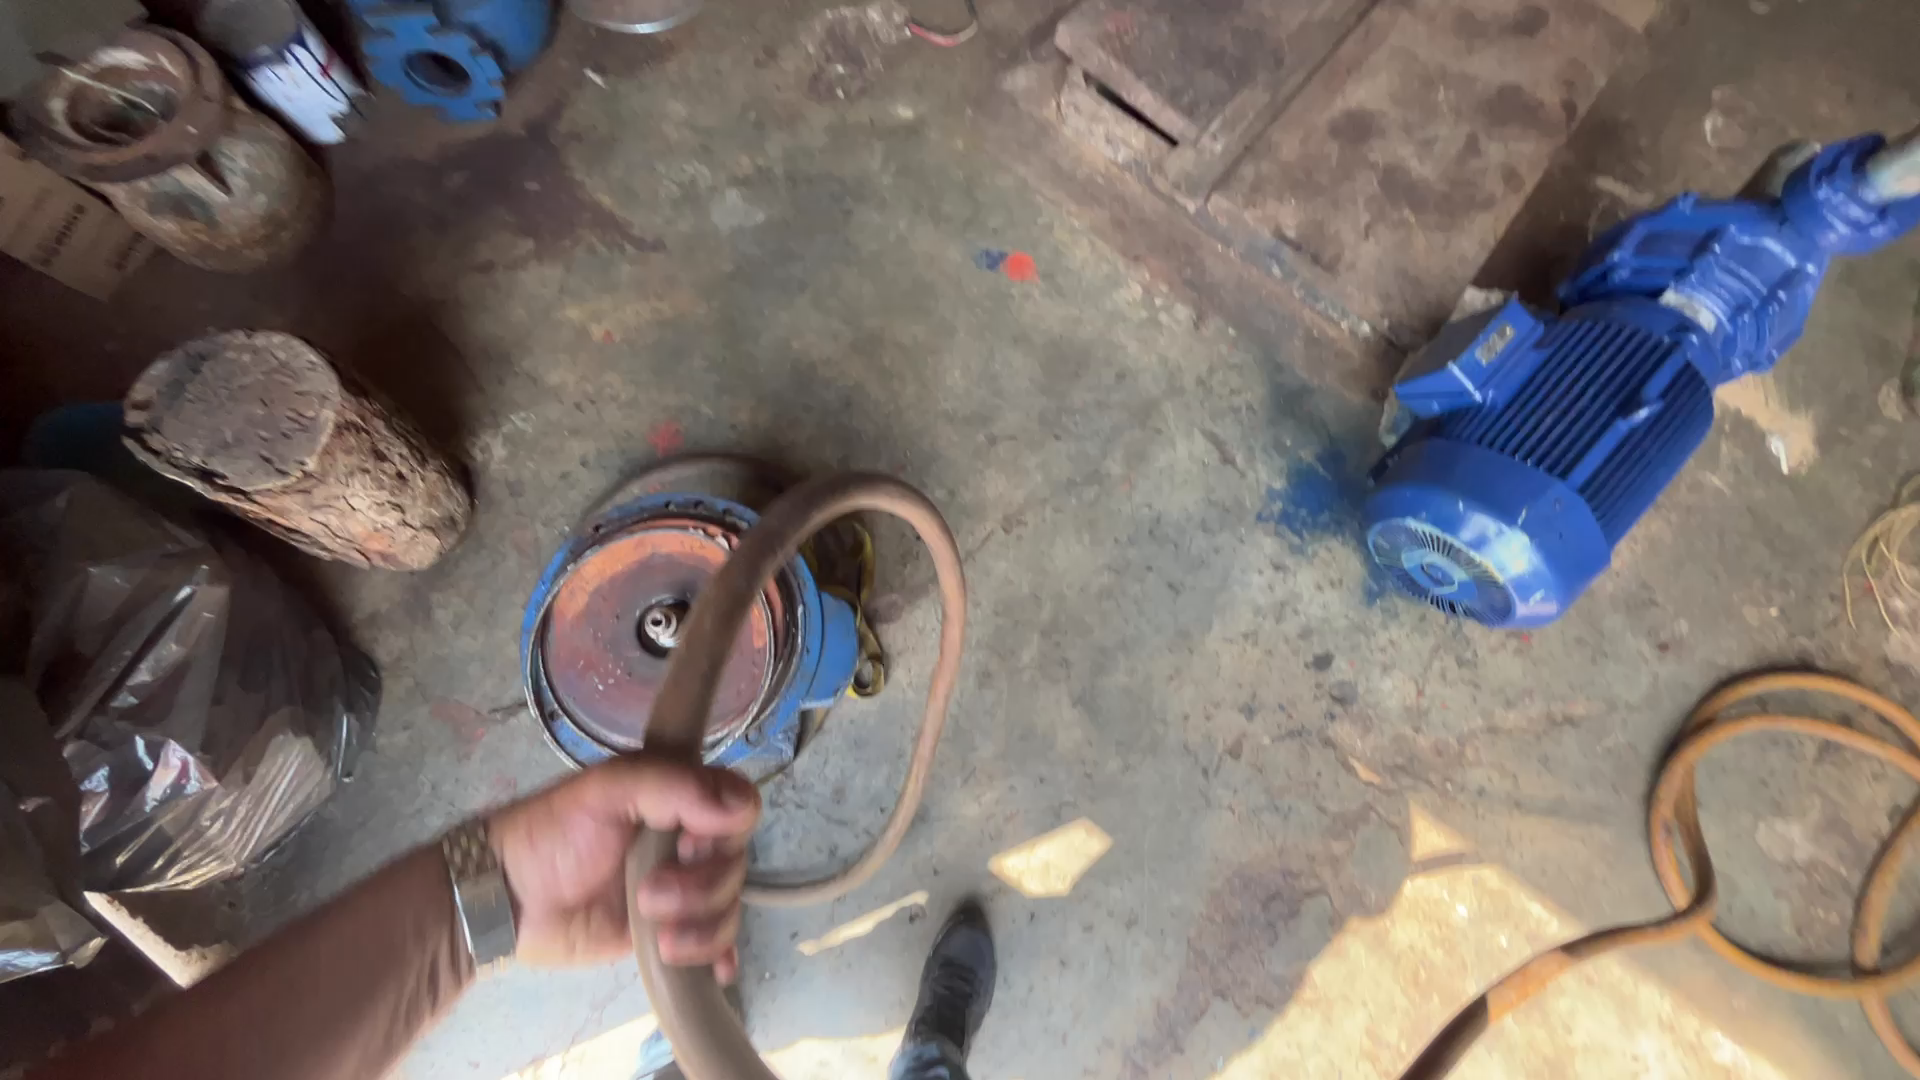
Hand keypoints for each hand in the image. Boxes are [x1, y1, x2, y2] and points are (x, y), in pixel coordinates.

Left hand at [487, 757, 760, 979]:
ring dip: (701, 925)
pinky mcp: (673, 930)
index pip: (743, 806)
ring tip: (657, 936)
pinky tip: (714, 971)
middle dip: (700, 886)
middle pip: (737, 861)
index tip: (685, 843)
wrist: (507, 900)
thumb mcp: (609, 788)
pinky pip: (718, 943)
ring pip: (730, 905)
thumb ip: (676, 787)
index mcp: (686, 797)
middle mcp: (693, 839)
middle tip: (648, 895)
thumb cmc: (556, 832)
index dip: (725, 829)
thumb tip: (741, 810)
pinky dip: (720, 955)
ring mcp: (685, 887)